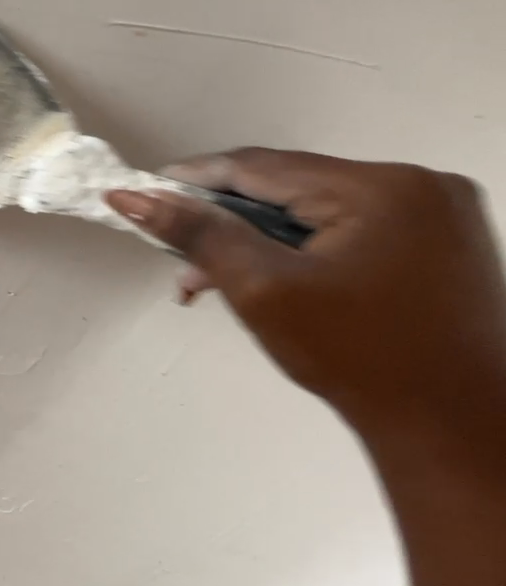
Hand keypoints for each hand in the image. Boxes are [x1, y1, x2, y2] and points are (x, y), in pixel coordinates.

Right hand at [105, 148, 505, 443]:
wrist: (453, 419)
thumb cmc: (352, 351)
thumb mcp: (259, 287)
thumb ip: (196, 233)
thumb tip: (131, 196)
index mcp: (379, 187)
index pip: (258, 166)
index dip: (189, 180)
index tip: (136, 199)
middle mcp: (416, 184)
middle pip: (286, 186)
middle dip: (222, 220)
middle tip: (176, 259)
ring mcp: (435, 212)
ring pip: (311, 208)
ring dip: (254, 238)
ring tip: (211, 281)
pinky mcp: (437, 240)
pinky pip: (343, 226)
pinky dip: (294, 247)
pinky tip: (266, 278)